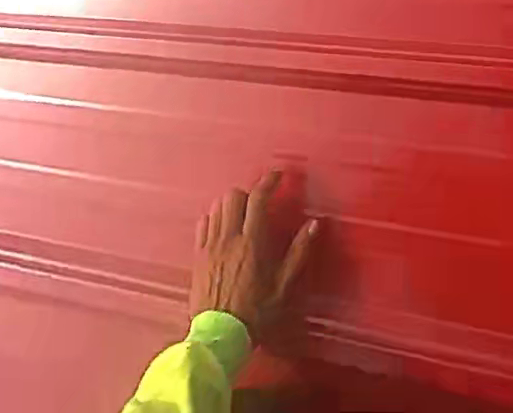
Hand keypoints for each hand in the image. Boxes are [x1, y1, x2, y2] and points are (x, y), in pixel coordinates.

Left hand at [191, 169, 320, 334]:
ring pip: (217, 205)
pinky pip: (203, 222)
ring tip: (242, 214)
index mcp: (252, 243)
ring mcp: (210, 244)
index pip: (258, 199)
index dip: (268, 181)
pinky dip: (214, 216)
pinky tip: (222, 227)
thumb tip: (314, 224)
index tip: (278, 175)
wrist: (219, 337)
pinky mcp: (197, 254)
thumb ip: (298, 252)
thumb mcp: (283, 286)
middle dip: (249, 193)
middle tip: (259, 203)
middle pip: (234, 195)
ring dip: (232, 203)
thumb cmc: (255, 313)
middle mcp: (229, 237)